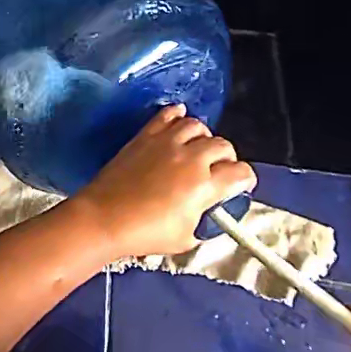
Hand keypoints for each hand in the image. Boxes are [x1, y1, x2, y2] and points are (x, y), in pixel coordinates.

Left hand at [67, 105, 255, 258]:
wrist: (105, 216)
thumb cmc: (146, 232)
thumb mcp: (186, 237)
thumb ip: (203, 219)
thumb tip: (207, 210)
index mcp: (204, 185)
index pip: (240, 172)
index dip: (245, 179)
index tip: (240, 183)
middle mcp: (190, 158)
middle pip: (222, 145)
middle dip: (227, 157)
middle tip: (219, 167)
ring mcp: (167, 142)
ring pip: (197, 125)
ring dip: (203, 136)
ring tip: (198, 147)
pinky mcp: (146, 135)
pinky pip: (167, 114)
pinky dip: (177, 114)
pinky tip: (180, 119)